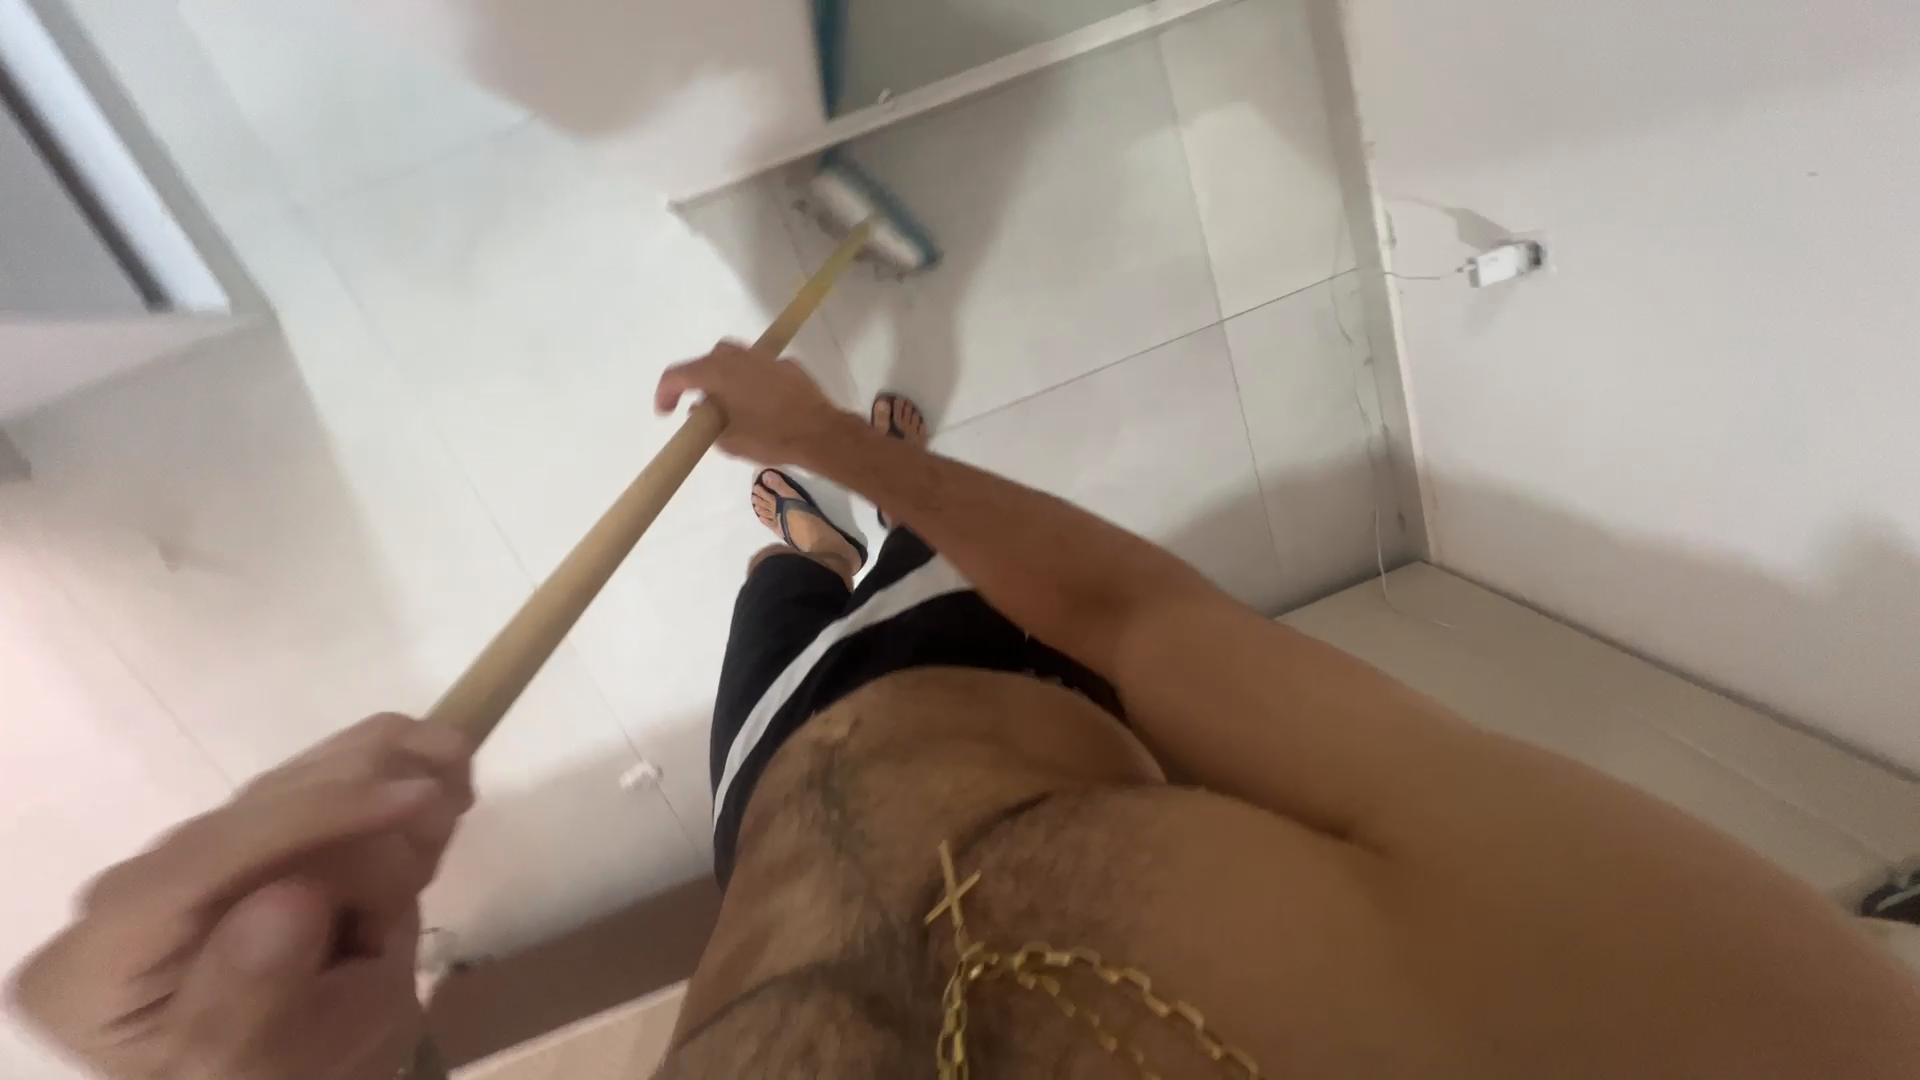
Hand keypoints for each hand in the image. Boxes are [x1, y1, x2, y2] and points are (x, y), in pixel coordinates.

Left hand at [8, 715, 474, 1079]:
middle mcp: (145, 881)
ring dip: (409, 796)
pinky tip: (439, 806)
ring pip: (333, 760)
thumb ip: (251, 999)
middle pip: (283, 796)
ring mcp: (215, 839)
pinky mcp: (272, 813)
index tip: (424, 799)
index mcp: (105, 959)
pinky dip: (418, 764)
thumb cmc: (291, 1072)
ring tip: (429, 859)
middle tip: (427, 877)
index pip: (207, 852)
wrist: (319, 1056)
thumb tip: (287, 900)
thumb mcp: (270, 1064)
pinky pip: (359, 751)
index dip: (323, 811)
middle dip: (381, 821)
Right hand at [655, 341, 857, 464]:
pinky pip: (764, 371)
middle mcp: (741, 357)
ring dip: (729, 379)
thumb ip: (707, 422)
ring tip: (732, 405)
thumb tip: (701, 410)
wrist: (821, 434)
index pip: (679, 374)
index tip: (665, 411)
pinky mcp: (790, 367)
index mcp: (718, 372)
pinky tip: (764, 405)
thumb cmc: (771, 437)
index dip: (665, 392)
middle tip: (703, 404)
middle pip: (710, 360)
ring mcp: (768, 359)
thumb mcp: (729, 440)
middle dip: (701, 379)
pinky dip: (756, 384)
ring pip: (739, 361)